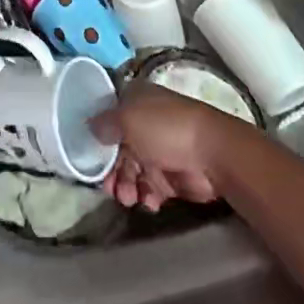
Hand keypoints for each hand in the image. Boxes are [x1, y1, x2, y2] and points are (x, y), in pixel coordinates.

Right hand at [90, 83, 246, 210]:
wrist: (213, 155)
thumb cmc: (164, 128)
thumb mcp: (125, 119)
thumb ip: (103, 125)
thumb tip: (91, 128)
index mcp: (135, 101)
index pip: (109, 116)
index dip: (98, 135)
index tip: (90, 154)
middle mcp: (145, 123)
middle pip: (119, 148)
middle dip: (112, 169)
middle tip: (108, 188)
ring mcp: (160, 149)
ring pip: (133, 169)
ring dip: (127, 185)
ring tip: (128, 199)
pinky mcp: (174, 175)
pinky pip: (152, 186)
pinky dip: (147, 195)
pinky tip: (149, 202)